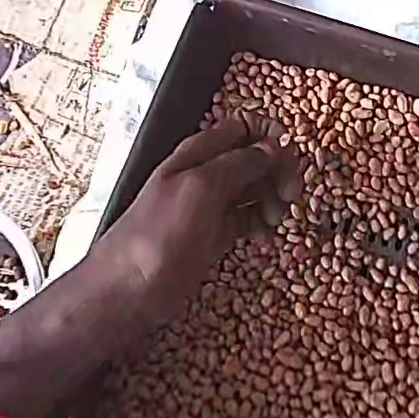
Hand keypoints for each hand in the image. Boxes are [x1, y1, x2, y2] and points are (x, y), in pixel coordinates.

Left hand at [89, 114, 301, 331]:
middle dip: (278, 171)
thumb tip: (273, 147)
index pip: (243, 127)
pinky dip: (261, 223)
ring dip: (273, 198)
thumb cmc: (160, 235)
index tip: (289, 159)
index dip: (270, 137)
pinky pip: (247, 218)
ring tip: (276, 220)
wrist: (128, 290)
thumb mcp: (200, 189)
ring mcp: (210, 205)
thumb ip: (238, 164)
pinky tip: (265, 236)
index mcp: (199, 154)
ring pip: (254, 189)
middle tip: (291, 196)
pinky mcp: (214, 234)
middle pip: (254, 158)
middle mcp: (206, 174)